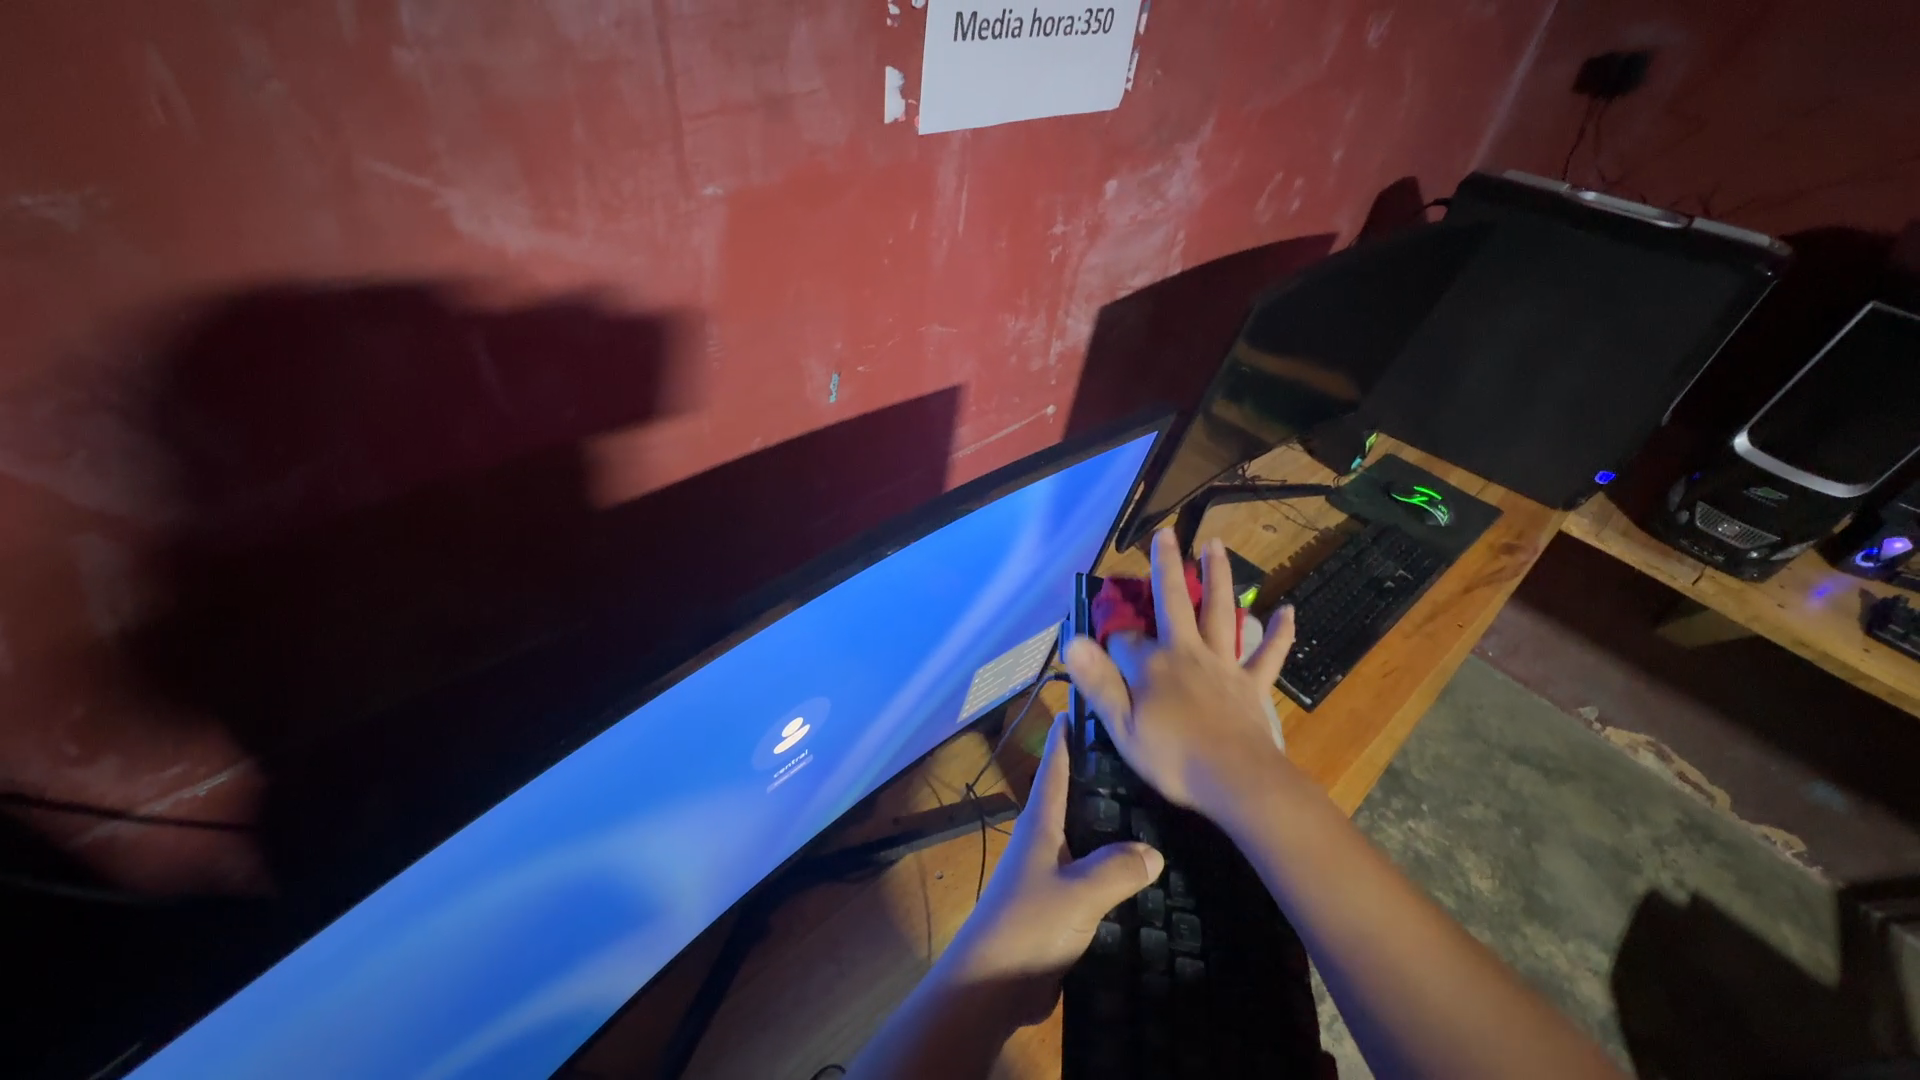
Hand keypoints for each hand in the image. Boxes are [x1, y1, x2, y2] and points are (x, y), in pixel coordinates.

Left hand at [939, 713, 1163, 1024]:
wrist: (992, 987)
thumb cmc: (1028, 926)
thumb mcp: (1079, 892)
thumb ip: (1117, 868)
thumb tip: (1153, 852)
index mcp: (1040, 825)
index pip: (1055, 767)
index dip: (1067, 737)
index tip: (1083, 707)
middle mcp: (1043, 842)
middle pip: (1074, 799)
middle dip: (1103, 778)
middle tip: (1145, 760)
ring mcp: (1049, 875)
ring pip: (1086, 839)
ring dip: (1112, 827)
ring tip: (1158, 813)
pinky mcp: (1058, 907)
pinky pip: (1092, 876)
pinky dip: (1115, 870)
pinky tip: (1145, 876)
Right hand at [1064, 529, 1303, 823]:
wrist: (1237, 780)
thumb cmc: (1173, 759)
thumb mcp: (1122, 727)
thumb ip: (1098, 682)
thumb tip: (1072, 641)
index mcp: (1153, 666)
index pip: (1124, 641)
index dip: (1110, 642)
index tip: (1101, 651)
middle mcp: (1188, 653)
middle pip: (1175, 602)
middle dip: (1167, 568)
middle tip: (1166, 535)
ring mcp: (1225, 665)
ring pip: (1220, 612)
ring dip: (1218, 578)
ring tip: (1216, 546)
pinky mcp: (1253, 683)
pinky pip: (1268, 654)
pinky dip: (1279, 633)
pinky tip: (1288, 611)